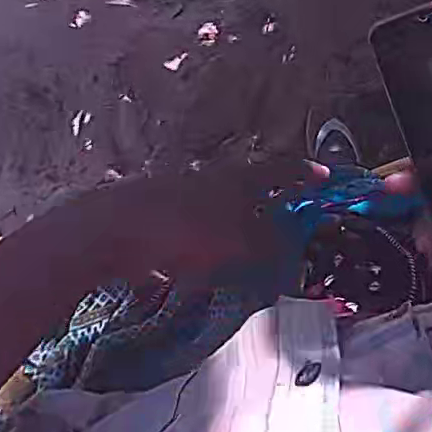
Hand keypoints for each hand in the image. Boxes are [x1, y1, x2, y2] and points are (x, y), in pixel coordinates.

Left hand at [46, 161, 312, 285]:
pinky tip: (202, 261)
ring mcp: (181, 192)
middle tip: (284, 220)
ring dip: (236, 223)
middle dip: (268, 201)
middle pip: (249, 185)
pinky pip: (193, 224)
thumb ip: (266, 245)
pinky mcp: (157, 213)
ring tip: (245, 249)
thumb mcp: (234, 244)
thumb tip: (291, 247)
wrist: (109, 231)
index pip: (278, 170)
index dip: (302, 173)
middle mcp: (209, 179)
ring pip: (220, 204)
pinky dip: (206, 239)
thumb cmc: (179, 233)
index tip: (323, 175)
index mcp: (234, 181)